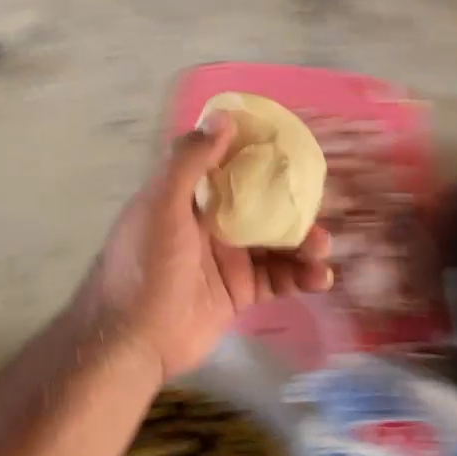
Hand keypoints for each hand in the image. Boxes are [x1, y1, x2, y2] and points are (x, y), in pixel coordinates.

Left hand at [78, 115, 333, 380]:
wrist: (135, 338)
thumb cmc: (145, 264)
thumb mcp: (161, 204)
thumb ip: (189, 161)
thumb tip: (224, 117)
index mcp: (186, 197)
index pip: (228, 166)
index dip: (260, 155)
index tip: (295, 147)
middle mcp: (208, 223)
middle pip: (261, 203)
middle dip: (292, 202)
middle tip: (318, 204)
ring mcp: (226, 258)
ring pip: (276, 241)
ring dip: (303, 241)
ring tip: (321, 248)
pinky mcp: (239, 292)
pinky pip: (278, 278)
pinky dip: (301, 276)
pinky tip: (319, 278)